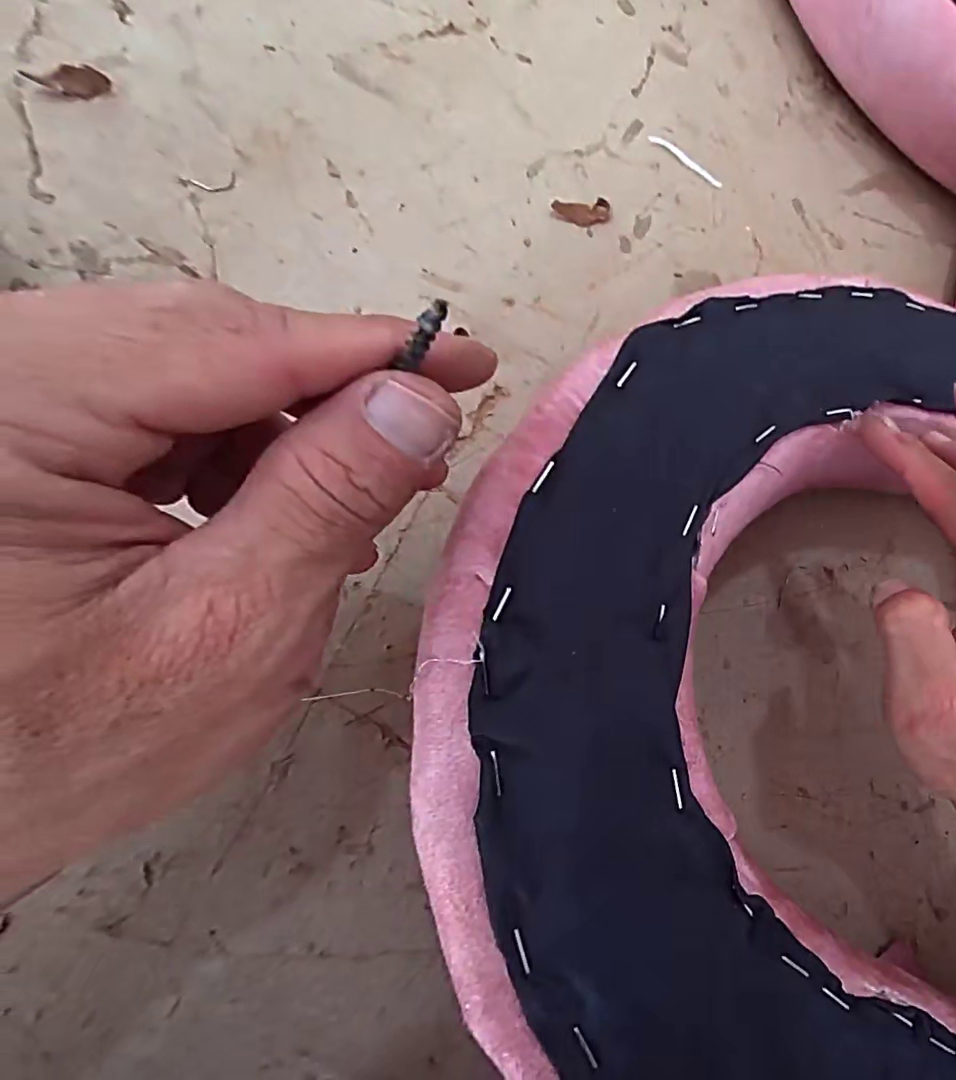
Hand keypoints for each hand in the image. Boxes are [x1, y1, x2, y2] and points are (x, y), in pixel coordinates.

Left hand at [0, 282, 494, 896]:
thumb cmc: (62, 746)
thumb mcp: (236, 619)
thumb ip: (331, 496)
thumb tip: (421, 402)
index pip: (224, 344)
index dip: (367, 349)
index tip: (471, 362)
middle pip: (188, 331)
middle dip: (330, 381)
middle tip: (424, 434)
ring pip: (171, 362)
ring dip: (288, 420)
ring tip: (356, 494)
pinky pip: (135, 403)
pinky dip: (232, 443)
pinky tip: (270, 505)